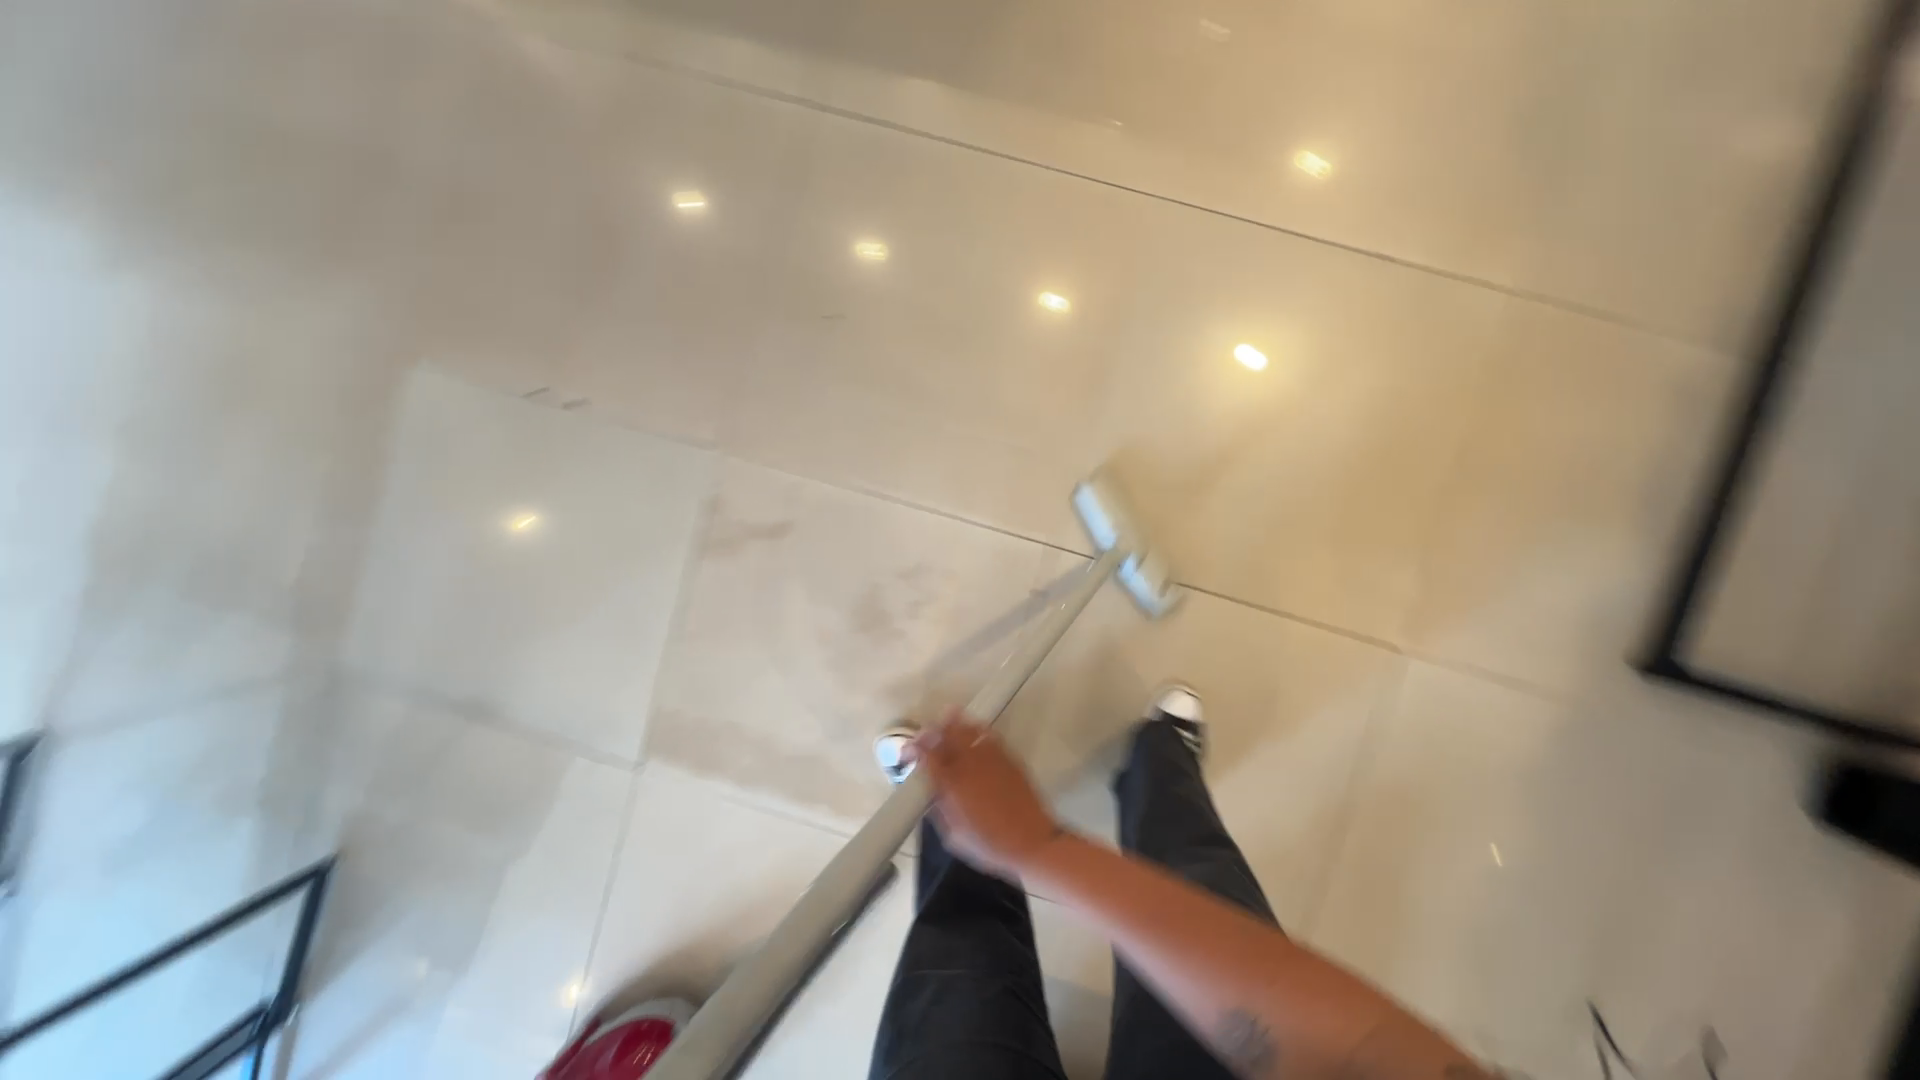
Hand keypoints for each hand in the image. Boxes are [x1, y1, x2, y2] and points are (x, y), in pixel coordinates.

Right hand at [910, 708, 1063, 878]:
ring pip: (966, 728)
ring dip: (952, 724)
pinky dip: (976, 728)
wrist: (1032, 842)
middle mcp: (969, 765)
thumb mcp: (954, 836)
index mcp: (951, 785)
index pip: (925, 755)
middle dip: (930, 732)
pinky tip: (972, 730)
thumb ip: (939, 810)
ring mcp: (990, 758)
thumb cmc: (991, 845)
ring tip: (944, 722)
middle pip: (944, 734)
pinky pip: (988, 734)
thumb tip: (930, 796)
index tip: (906, 753)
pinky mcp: (1008, 758)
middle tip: (923, 737)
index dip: (911, 749)